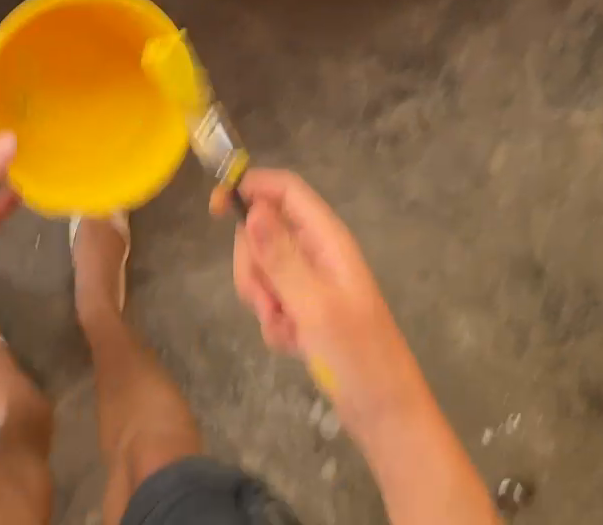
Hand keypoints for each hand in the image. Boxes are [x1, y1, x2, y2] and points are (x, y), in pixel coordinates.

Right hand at [222, 169, 429, 431]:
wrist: (386, 414)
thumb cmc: (358, 355)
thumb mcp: (315, 305)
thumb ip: (281, 257)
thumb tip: (252, 208)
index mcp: (326, 238)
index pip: (284, 189)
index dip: (250, 187)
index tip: (216, 209)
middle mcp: (317, 252)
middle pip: (262, 230)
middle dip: (252, 265)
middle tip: (267, 299)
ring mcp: (310, 281)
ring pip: (261, 268)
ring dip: (262, 298)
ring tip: (286, 327)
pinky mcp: (303, 309)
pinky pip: (269, 299)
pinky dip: (273, 322)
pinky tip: (292, 344)